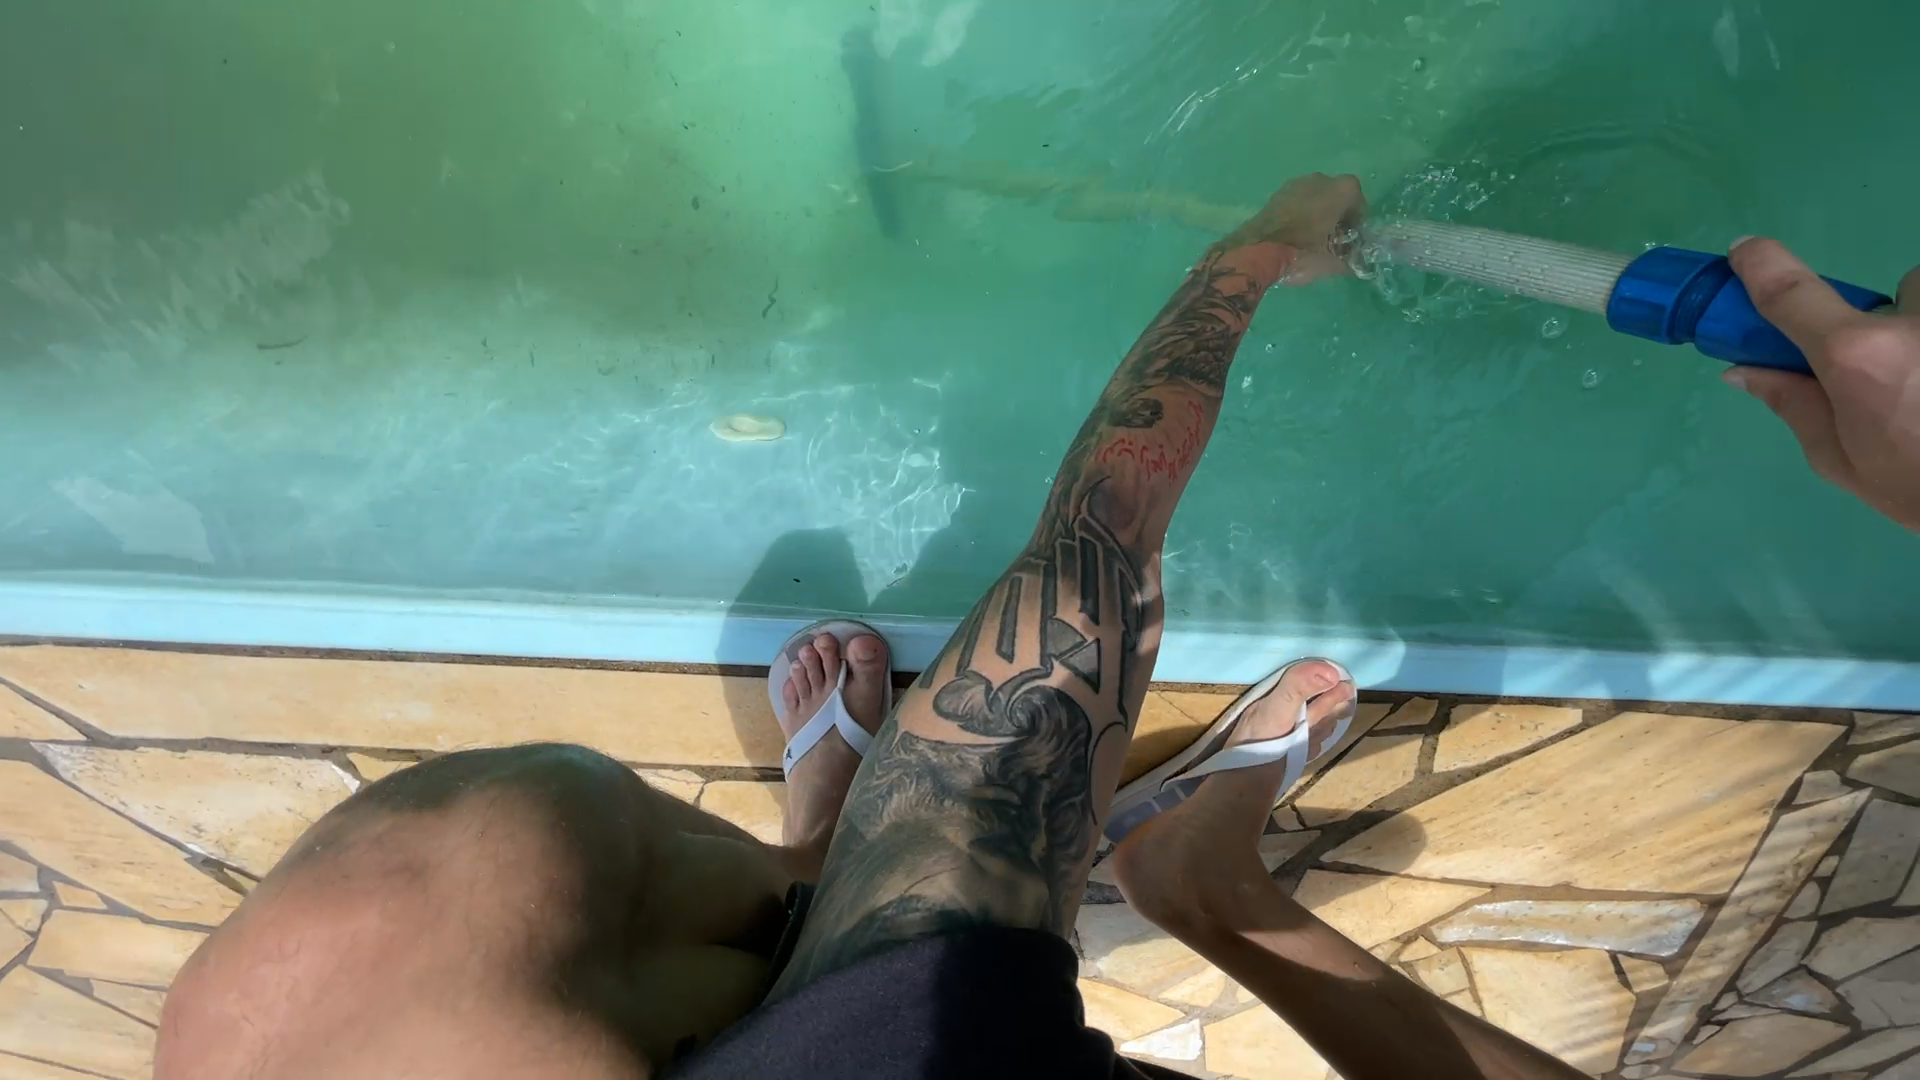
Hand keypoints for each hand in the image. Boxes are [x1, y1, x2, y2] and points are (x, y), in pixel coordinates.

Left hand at [1218, 173, 1366, 285]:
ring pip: (1315, 198)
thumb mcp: (1331, 262)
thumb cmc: (1303, 252)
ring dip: (1316, 213)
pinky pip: (1296, 202)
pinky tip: (1292, 232)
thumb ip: (1347, 261)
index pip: (1359, 207)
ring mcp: (1298, 182)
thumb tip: (1353, 266)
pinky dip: (1298, 213)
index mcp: (1345, 189)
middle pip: (1336, 199)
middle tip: (1329, 239)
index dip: (1355, 227)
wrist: (1259, 249)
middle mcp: (1323, 178)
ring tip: (1309, 237)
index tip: (1349, 242)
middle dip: (1335, 217)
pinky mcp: (1277, 193)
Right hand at [1726, 238, 1919, 532]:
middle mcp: (1918, 325)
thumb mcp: (1836, 456)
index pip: (1793, 296)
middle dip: (1900, 314)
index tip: (1747, 250)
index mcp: (1857, 357)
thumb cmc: (1915, 487)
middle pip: (1909, 287)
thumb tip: (1746, 371)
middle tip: (1902, 361)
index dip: (1763, 267)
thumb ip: (1794, 403)